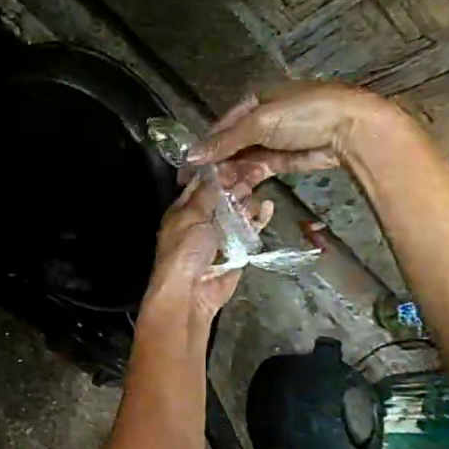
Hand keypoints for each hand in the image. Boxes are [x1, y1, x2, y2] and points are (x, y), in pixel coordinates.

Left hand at [144, 176, 273, 324]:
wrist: (191, 291)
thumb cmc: (184, 251)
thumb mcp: (191, 217)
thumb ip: (205, 196)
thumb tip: (215, 174)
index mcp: (182, 211)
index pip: (199, 186)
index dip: (216, 173)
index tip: (235, 157)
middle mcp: (200, 221)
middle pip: (221, 198)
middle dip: (236, 184)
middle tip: (256, 168)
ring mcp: (219, 235)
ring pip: (237, 212)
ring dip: (248, 200)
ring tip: (262, 183)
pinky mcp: (236, 250)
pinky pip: (249, 231)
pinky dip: (258, 220)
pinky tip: (267, 208)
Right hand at [190, 83, 396, 188]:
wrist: (352, 130)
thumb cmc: (305, 114)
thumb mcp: (259, 122)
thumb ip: (225, 141)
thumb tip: (191, 156)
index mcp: (255, 100)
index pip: (222, 124)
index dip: (207, 144)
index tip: (190, 165)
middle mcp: (262, 119)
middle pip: (231, 143)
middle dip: (217, 161)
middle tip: (201, 182)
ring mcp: (273, 140)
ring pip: (242, 158)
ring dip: (229, 172)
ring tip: (216, 188)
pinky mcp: (283, 160)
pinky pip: (256, 168)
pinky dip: (244, 178)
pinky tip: (232, 189)